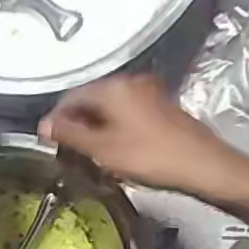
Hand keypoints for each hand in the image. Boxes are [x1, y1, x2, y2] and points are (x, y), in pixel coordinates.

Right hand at [38, 74, 248, 205]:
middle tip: (67, 151)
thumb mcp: (103, 150)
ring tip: (89, 155)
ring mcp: (149, 94)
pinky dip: (114, 130)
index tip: (48, 141)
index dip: (56, 119)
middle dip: (76, 123)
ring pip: (110, 108)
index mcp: (113, 88)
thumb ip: (70, 135)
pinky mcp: (162, 108)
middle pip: (92, 100)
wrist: (203, 166)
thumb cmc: (151, 157)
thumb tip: (44, 125)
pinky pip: (127, 114)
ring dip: (95, 128)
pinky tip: (114, 151)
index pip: (71, 96)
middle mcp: (131, 83)